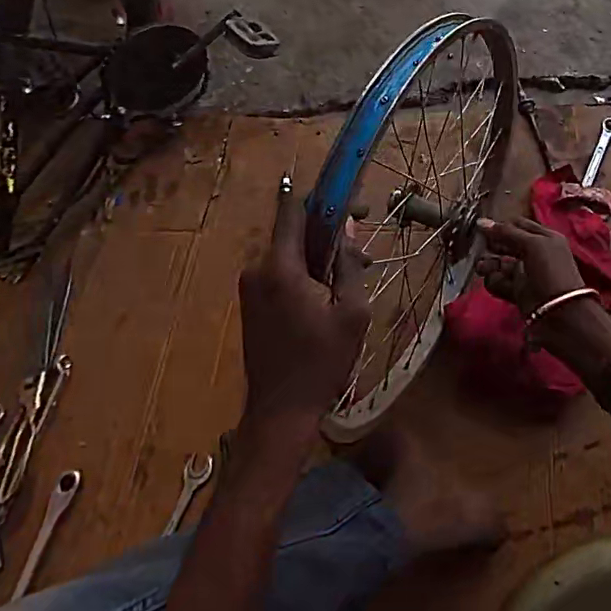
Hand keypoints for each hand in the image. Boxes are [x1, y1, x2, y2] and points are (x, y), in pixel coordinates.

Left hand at [238, 183, 370, 428]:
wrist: (280, 411)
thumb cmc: (321, 362)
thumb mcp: (352, 312)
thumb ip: (349, 264)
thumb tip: (348, 228)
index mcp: (281, 268)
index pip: (293, 210)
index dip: (322, 198)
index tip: (350, 202)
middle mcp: (258, 269)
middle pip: (294, 232)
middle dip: (328, 232)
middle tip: (360, 247)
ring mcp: (250, 286)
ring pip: (289, 252)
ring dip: (318, 255)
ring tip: (350, 275)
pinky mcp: (250, 301)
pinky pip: (280, 271)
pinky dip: (304, 271)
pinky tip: (328, 292)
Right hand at [474, 216, 585, 315]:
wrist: (559, 312)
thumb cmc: (550, 270)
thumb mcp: (532, 244)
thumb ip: (507, 233)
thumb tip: (482, 222)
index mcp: (545, 238)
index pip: (520, 225)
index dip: (502, 225)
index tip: (484, 227)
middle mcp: (536, 254)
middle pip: (508, 244)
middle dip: (493, 244)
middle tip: (479, 246)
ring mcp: (527, 274)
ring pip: (502, 263)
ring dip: (489, 263)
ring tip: (481, 267)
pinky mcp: (519, 292)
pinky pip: (501, 282)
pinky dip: (493, 280)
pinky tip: (490, 279)